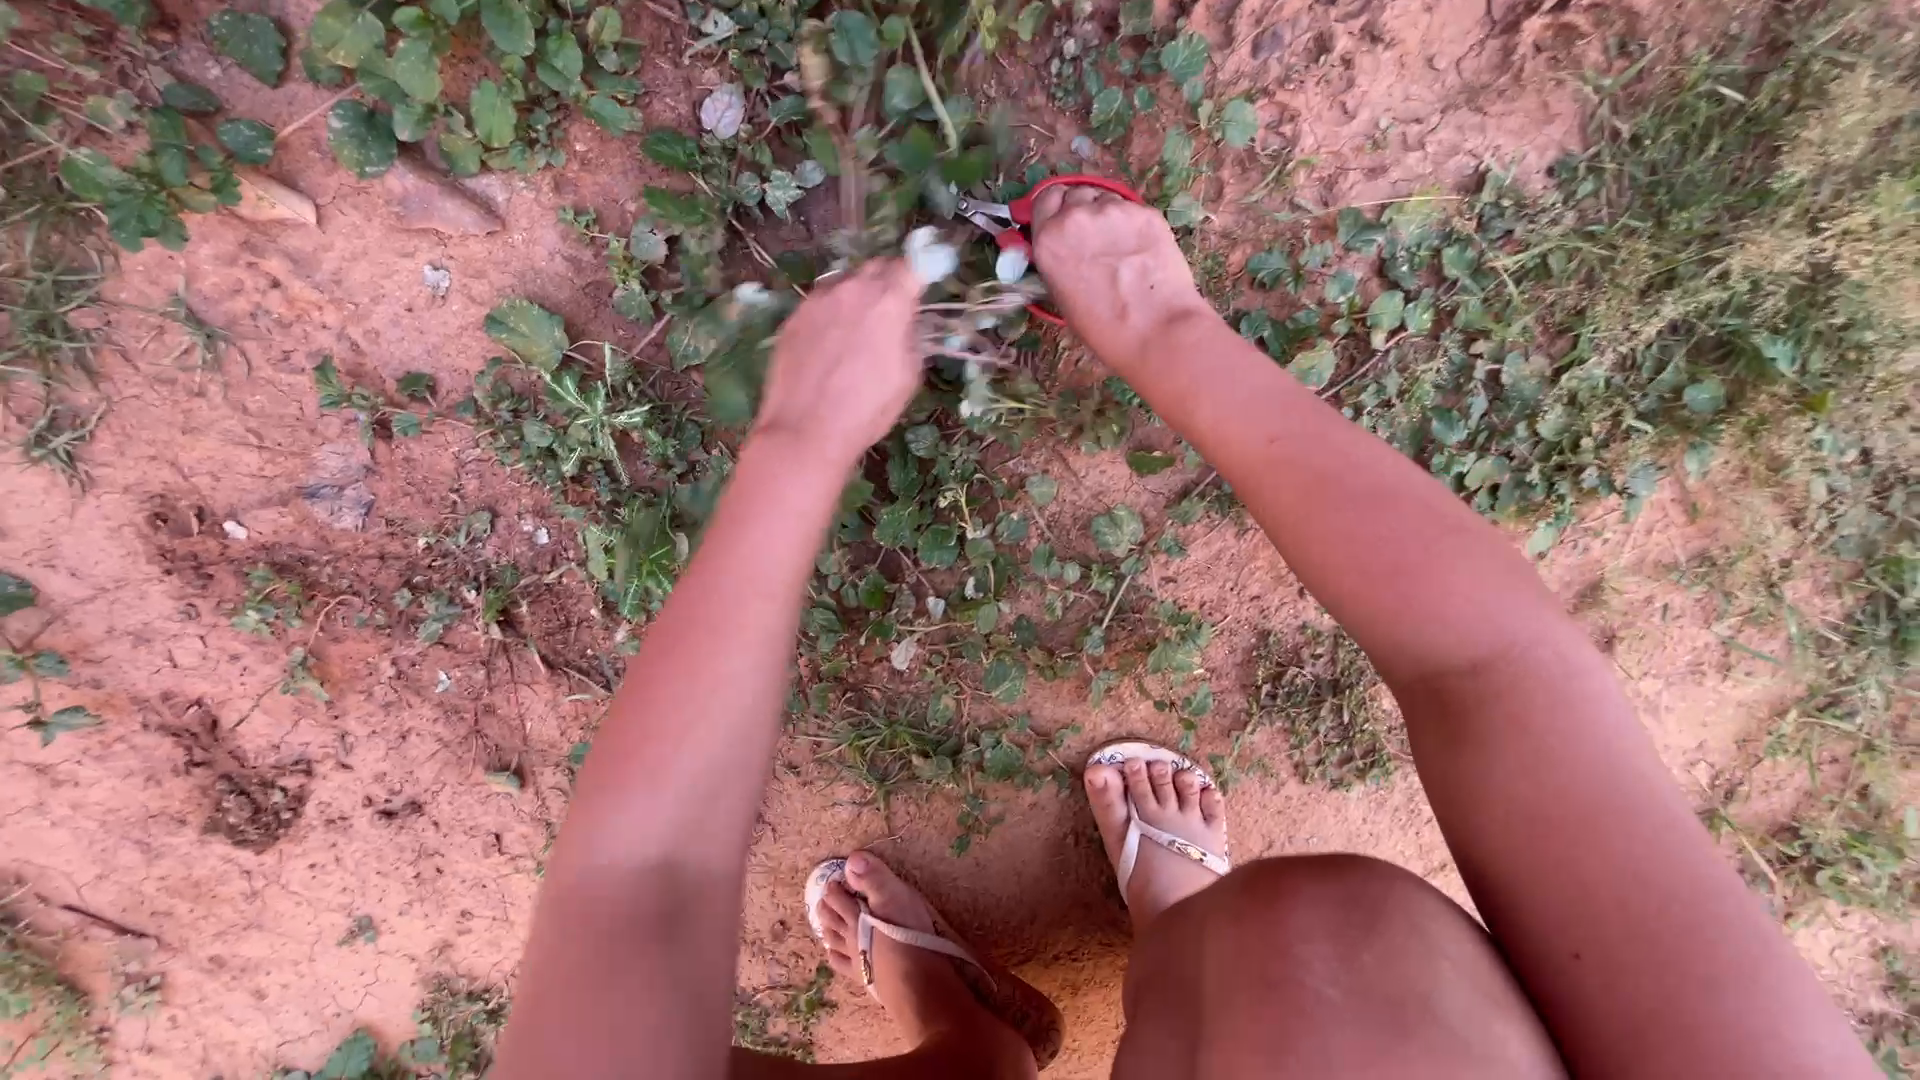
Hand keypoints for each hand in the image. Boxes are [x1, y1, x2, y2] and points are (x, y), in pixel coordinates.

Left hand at [752, 258, 922, 469]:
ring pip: (845, 282)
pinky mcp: (793, 316)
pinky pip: (819, 302)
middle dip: (886, 282)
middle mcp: (852, 289)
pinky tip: (828, 342)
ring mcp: (818, 300)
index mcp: (889, 302)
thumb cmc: (867, 410)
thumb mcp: (907, 378)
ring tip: (855, 328)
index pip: (910, 266)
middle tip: (889, 311)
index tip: (917, 292)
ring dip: (856, 295)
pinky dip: (829, 313)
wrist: (806, 430)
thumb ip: (911, 339)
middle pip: (876, 267)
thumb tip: (906, 324)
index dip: (916, 276)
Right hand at [1029, 186, 1215, 370]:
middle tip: (1093, 237)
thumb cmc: (1102, 327)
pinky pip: (1132, 209)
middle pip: (1075, 194)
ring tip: (1119, 246)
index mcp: (1048, 240)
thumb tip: (1062, 246)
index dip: (1055, 209)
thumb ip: (1056, 259)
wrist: (1153, 328)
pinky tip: (1140, 249)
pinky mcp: (1145, 211)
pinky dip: (1132, 224)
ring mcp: (1113, 210)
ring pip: (1105, 199)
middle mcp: (1075, 216)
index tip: (1063, 221)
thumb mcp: (1061, 295)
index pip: (1045, 199)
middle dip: (1081, 209)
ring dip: (1107, 215)